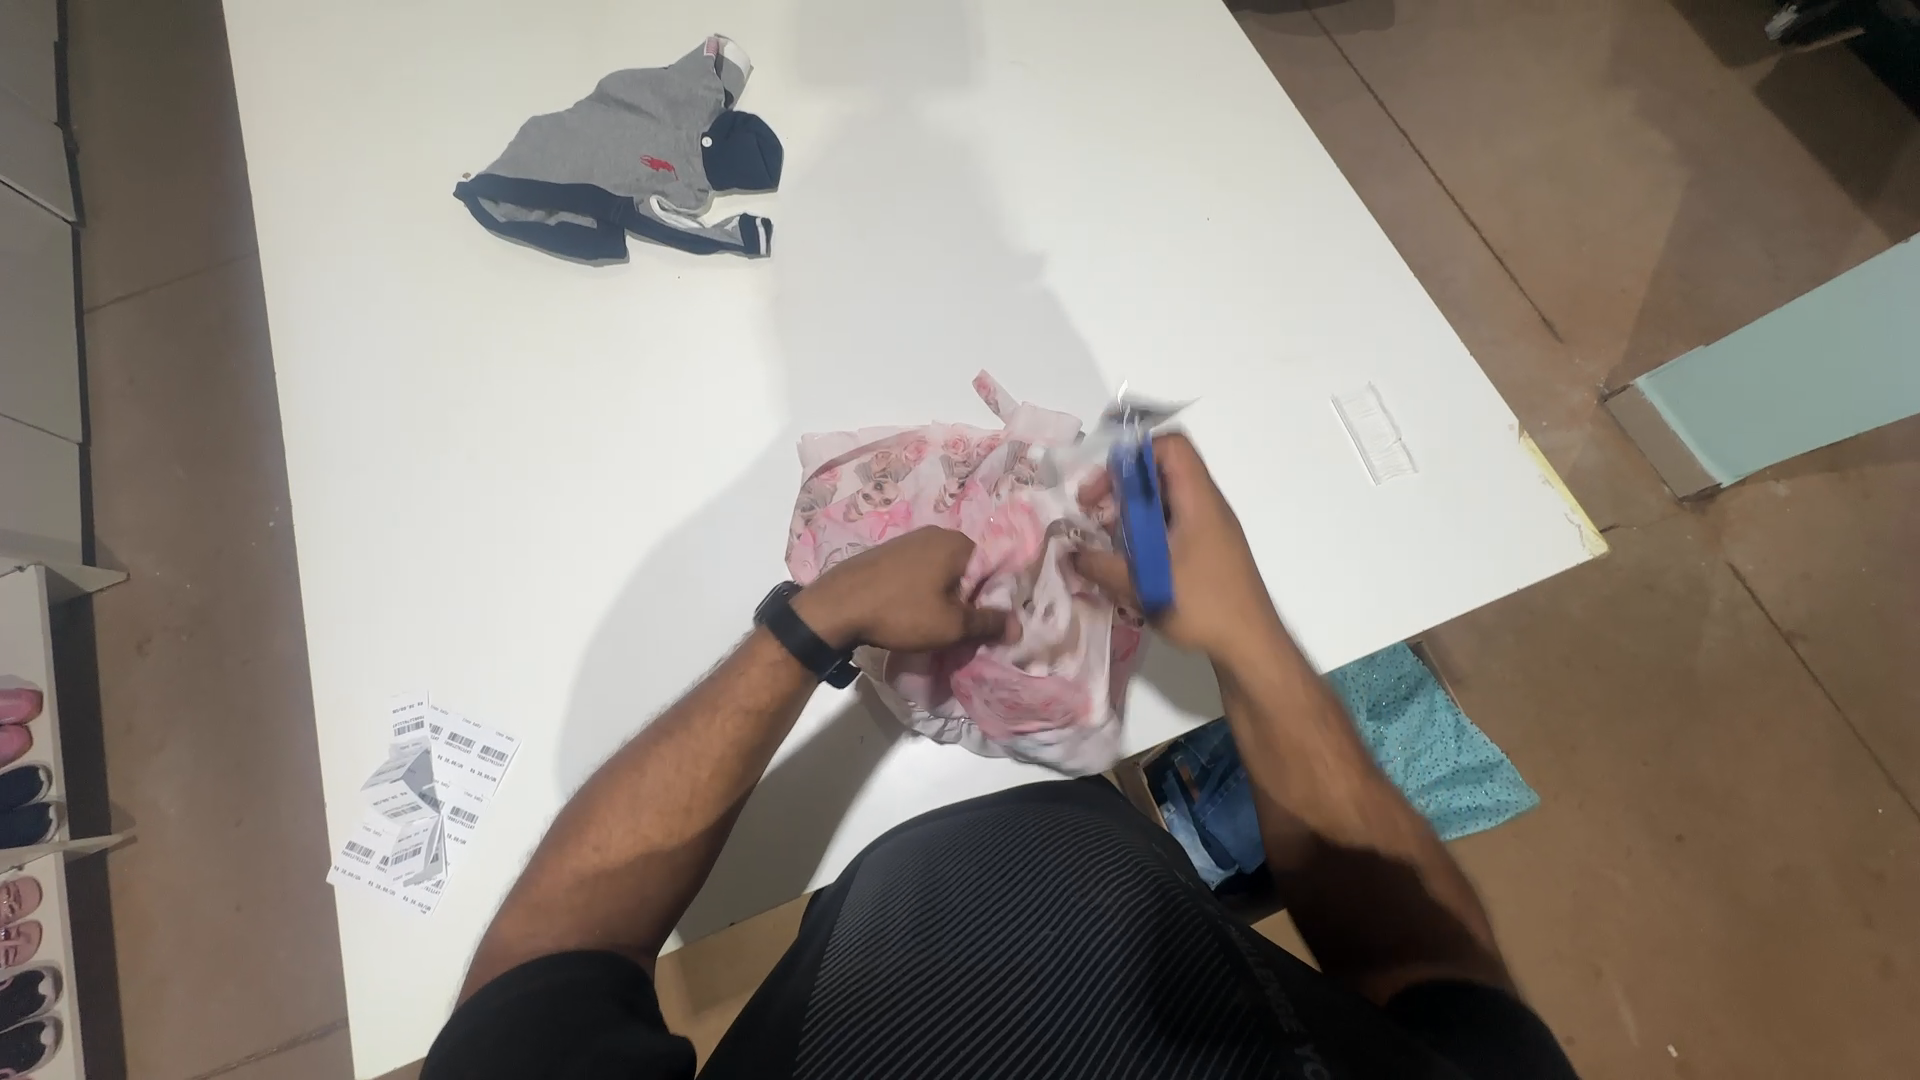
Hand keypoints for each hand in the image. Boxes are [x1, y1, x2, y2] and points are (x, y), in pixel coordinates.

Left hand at [791, 527, 1013, 652]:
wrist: (836, 607)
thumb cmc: (901, 612)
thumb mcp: (952, 625)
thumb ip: (988, 623)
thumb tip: (1017, 625)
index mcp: (958, 543)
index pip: (993, 569)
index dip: (995, 598)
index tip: (989, 625)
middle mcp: (937, 534)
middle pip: (968, 570)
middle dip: (970, 599)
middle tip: (963, 630)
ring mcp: (909, 540)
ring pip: (943, 572)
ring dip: (946, 597)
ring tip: (937, 625)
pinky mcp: (889, 553)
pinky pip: (920, 572)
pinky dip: (924, 591)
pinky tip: (913, 612)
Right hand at [1072, 433, 1282, 662]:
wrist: (1252, 645)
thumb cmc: (1203, 606)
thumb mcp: (1144, 587)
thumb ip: (1102, 567)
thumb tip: (1071, 554)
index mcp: (1199, 501)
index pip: (1171, 447)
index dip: (1133, 456)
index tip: (1105, 488)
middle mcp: (1207, 506)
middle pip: (1162, 472)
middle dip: (1122, 489)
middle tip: (1095, 517)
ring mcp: (1210, 528)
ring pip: (1165, 501)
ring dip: (1132, 515)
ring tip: (1109, 544)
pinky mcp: (1209, 550)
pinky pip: (1173, 524)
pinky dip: (1147, 534)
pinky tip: (1132, 564)